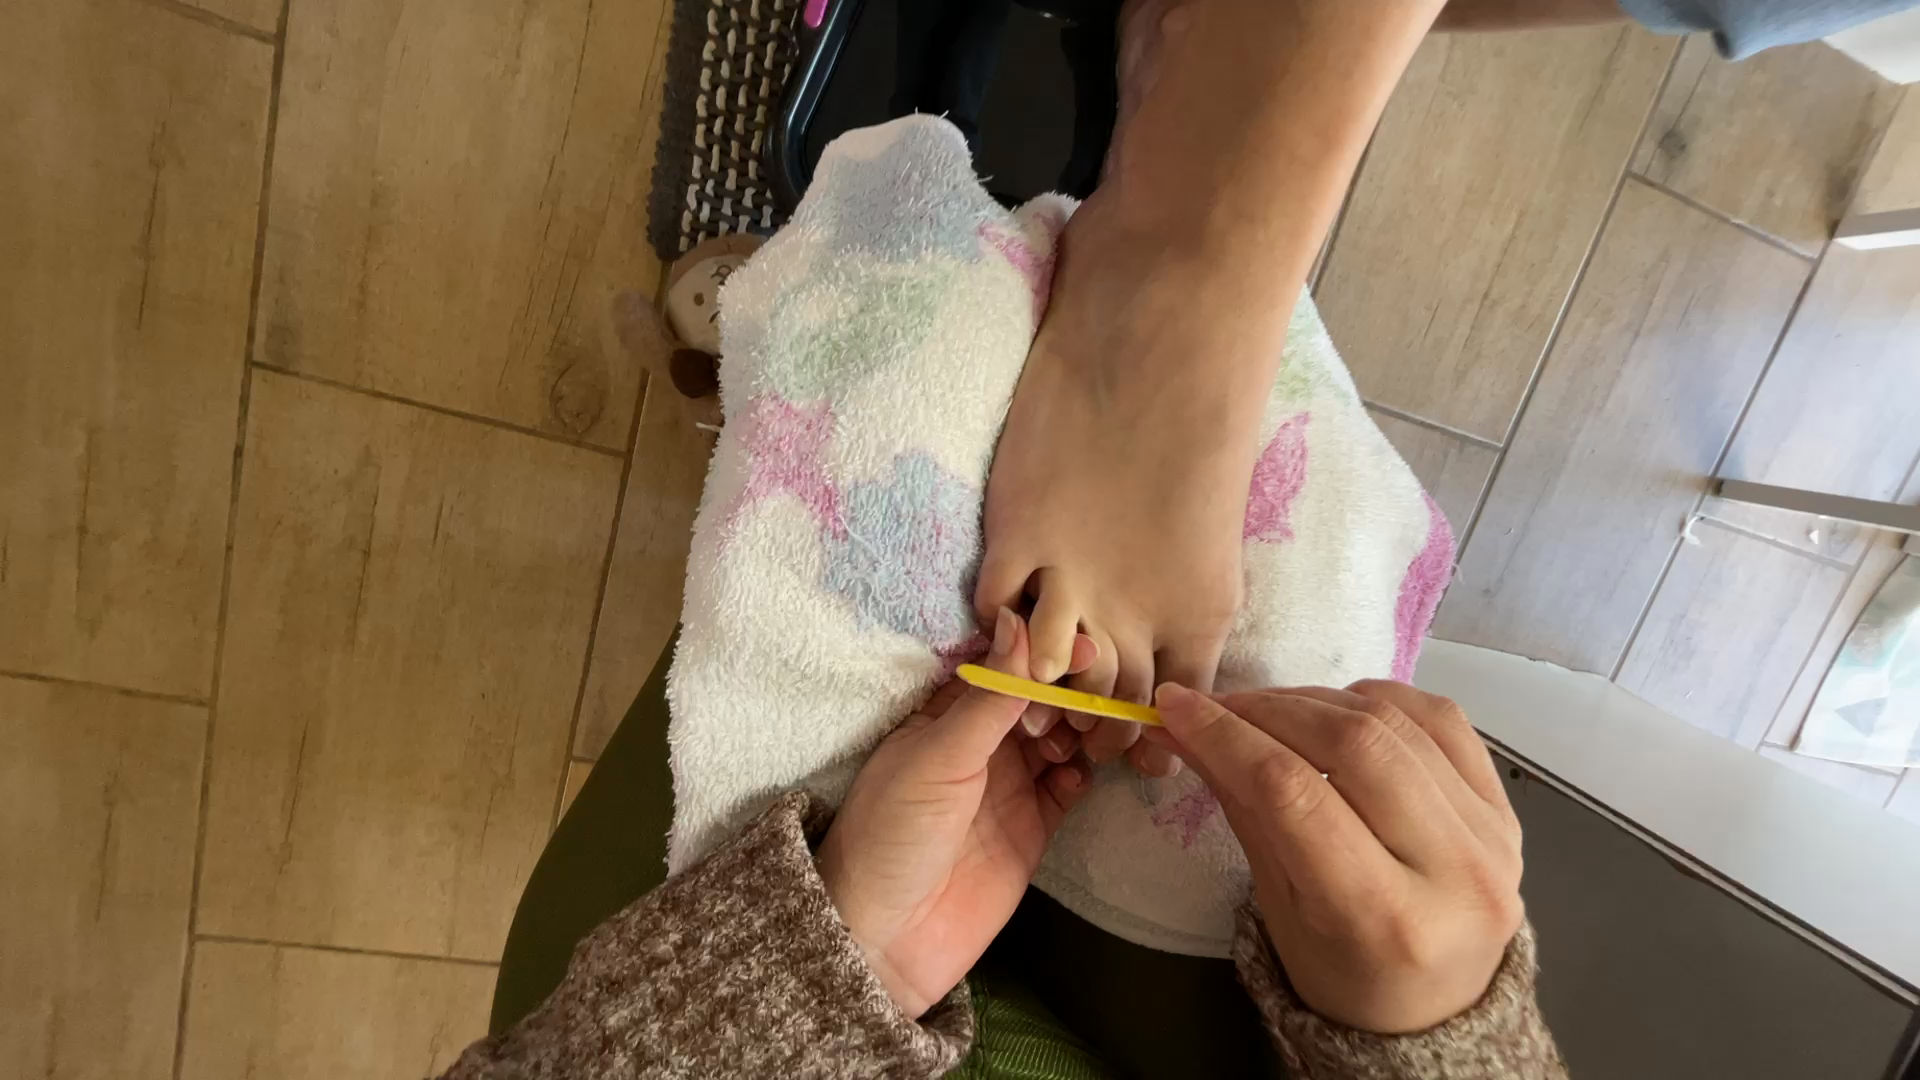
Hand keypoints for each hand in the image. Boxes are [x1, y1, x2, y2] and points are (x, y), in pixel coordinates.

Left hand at [818, 609, 1093, 1016]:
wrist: (888, 938)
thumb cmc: (897, 829)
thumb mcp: (940, 754)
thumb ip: (988, 695)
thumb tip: (1016, 619)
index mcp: (952, 713)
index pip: (1006, 666)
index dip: (1042, 652)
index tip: (1082, 645)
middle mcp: (986, 740)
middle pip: (1041, 698)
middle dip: (1068, 691)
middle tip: (1086, 700)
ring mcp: (1012, 782)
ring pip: (1062, 736)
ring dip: (1082, 728)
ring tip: (1090, 734)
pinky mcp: (1035, 824)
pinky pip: (1071, 785)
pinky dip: (1084, 772)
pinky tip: (1084, 772)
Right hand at [977, 211, 1274, 774]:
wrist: (1172, 319)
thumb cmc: (1215, 398)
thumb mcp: (1217, 511)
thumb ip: (1185, 574)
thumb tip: (1151, 601)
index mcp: (1203, 603)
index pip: (1177, 702)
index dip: (1153, 730)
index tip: (1135, 741)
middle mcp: (1138, 608)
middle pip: (1108, 701)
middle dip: (1093, 724)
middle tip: (1074, 722)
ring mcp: (1071, 575)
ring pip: (1046, 674)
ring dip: (1036, 689)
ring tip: (1027, 691)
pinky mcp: (1016, 534)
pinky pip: (993, 612)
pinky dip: (992, 628)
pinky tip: (995, 621)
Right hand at [1151, 679, 1524, 1032]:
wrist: (1434, 1005)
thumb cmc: (1335, 963)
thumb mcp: (1271, 895)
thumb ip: (1235, 798)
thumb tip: (1179, 724)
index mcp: (1380, 917)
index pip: (1291, 792)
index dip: (1225, 736)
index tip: (1175, 706)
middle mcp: (1453, 871)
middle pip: (1350, 744)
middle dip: (1266, 709)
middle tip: (1217, 706)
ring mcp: (1492, 834)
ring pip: (1391, 720)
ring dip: (1311, 698)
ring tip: (1266, 709)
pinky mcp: (1507, 806)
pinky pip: (1439, 716)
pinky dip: (1375, 697)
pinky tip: (1337, 710)